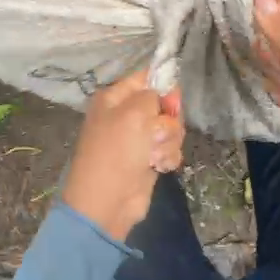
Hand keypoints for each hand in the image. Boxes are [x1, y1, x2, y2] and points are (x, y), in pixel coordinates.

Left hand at [61, 70, 184, 239]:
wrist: (107, 201)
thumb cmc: (116, 152)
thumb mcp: (133, 114)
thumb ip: (151, 95)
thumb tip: (162, 94)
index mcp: (114, 99)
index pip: (145, 78)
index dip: (163, 85)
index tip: (172, 98)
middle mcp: (126, 115)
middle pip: (163, 104)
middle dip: (168, 120)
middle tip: (158, 133)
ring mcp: (138, 139)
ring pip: (171, 128)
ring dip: (169, 142)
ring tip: (154, 155)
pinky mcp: (149, 159)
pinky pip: (170, 149)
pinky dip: (168, 157)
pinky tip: (159, 166)